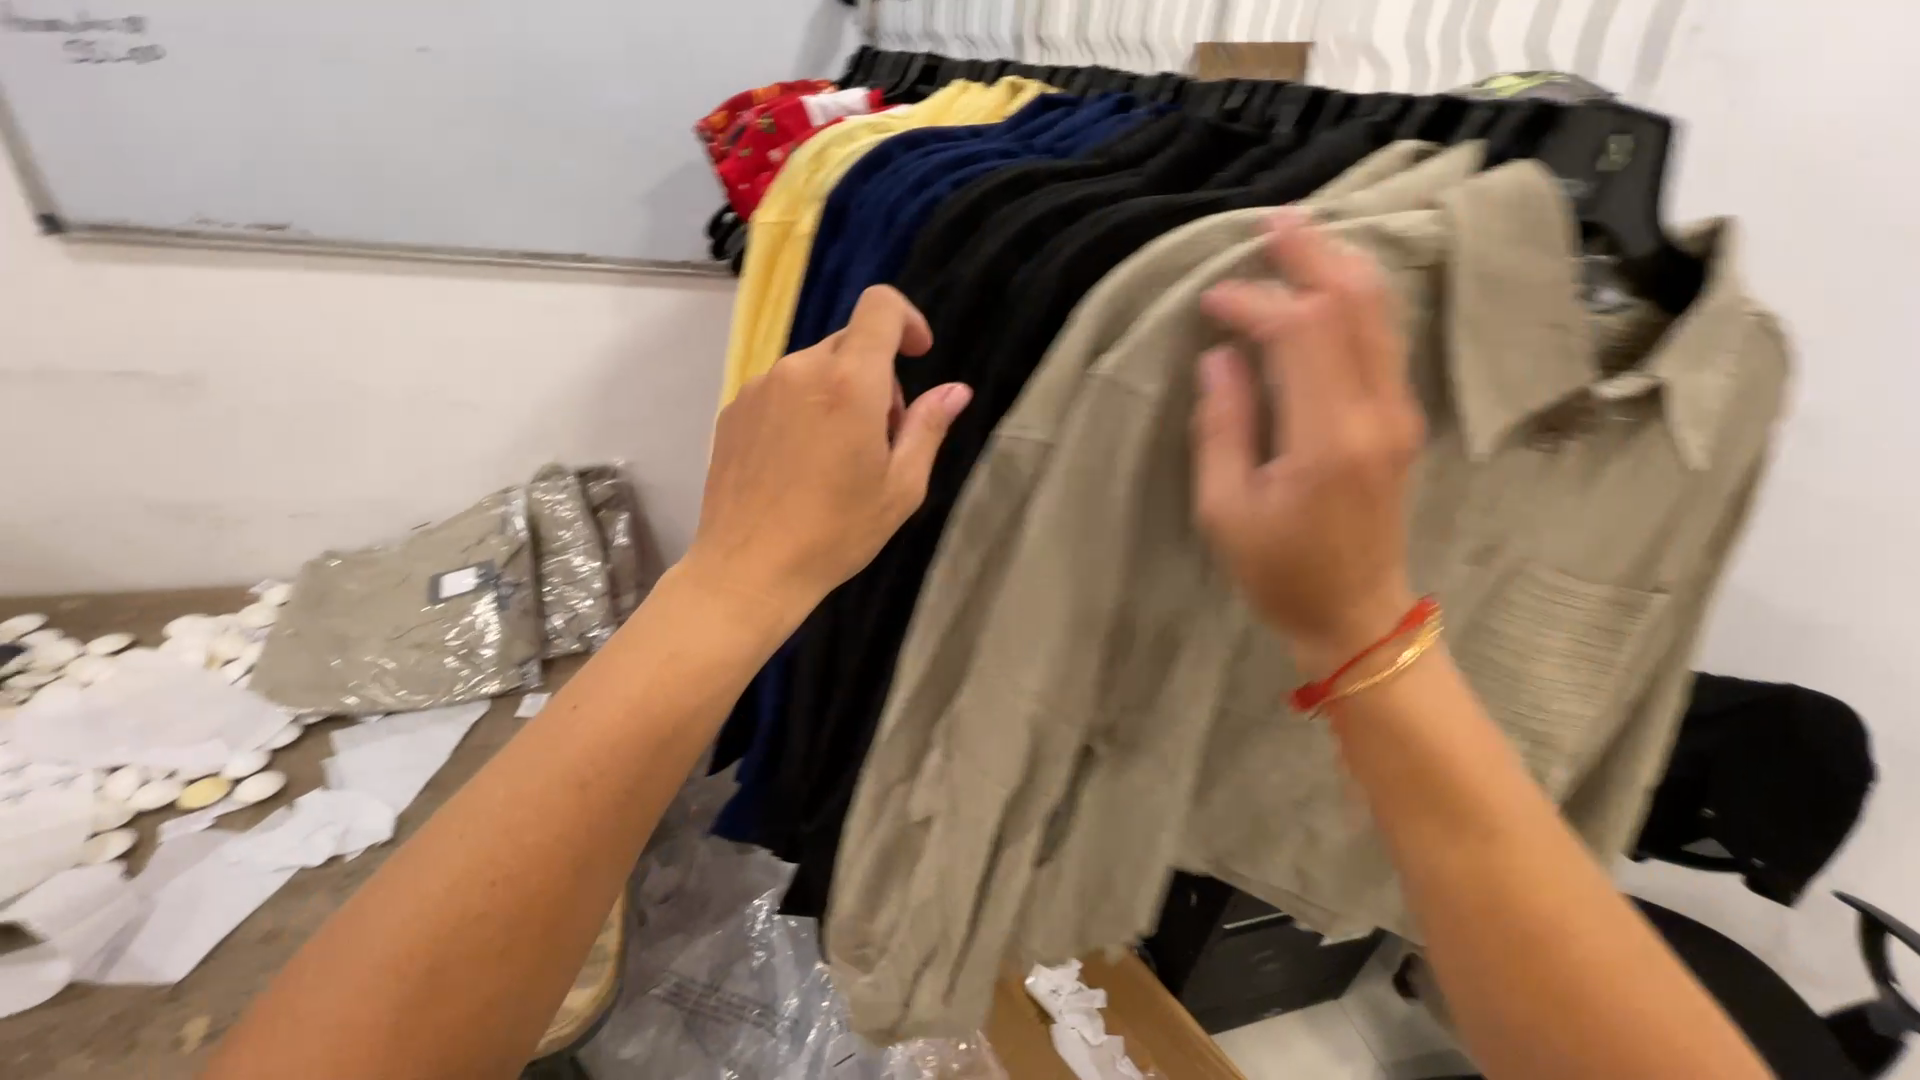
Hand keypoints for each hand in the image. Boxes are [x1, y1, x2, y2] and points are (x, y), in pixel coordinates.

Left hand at [687, 286, 971, 624]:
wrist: (749, 570)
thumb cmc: (836, 533)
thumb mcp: (900, 487)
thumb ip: (928, 427)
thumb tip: (956, 390)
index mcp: (848, 383)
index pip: (880, 307)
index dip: (907, 320)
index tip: (918, 354)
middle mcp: (799, 370)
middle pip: (850, 344)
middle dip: (876, 378)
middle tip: (879, 440)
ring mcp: (759, 388)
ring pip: (814, 369)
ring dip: (837, 395)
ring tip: (835, 459)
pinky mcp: (733, 410)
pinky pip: (781, 391)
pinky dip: (802, 410)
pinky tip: (799, 465)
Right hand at [1191, 210, 1424, 671]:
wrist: (1356, 614)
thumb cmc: (1280, 573)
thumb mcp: (1226, 509)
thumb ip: (1222, 426)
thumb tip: (1220, 357)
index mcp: (1328, 439)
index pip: (1300, 333)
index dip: (1254, 303)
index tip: (1212, 300)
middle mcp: (1377, 413)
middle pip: (1354, 303)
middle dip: (1312, 255)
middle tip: (1272, 222)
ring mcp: (1399, 413)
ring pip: (1378, 314)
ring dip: (1338, 268)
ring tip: (1300, 237)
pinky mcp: (1401, 420)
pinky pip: (1382, 339)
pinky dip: (1353, 301)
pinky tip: (1327, 287)